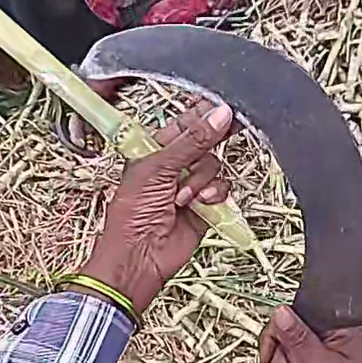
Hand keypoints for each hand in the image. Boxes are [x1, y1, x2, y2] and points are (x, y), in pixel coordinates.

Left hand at [76, 100, 232, 310]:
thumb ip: (192, 141)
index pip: (184, 123)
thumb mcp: (157, 168)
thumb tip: (220, 114)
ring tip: (183, 196)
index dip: (203, 115)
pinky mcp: (205, 206)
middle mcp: (173, 166)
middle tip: (229, 130)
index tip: (223, 107)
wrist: (140, 256)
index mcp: (153, 149)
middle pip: (204, 142)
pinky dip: (214, 194)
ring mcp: (189, 186)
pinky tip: (200, 203)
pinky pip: (221, 188)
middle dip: (210, 143)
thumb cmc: (132, 214)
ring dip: (202, 179)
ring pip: (213, 166)